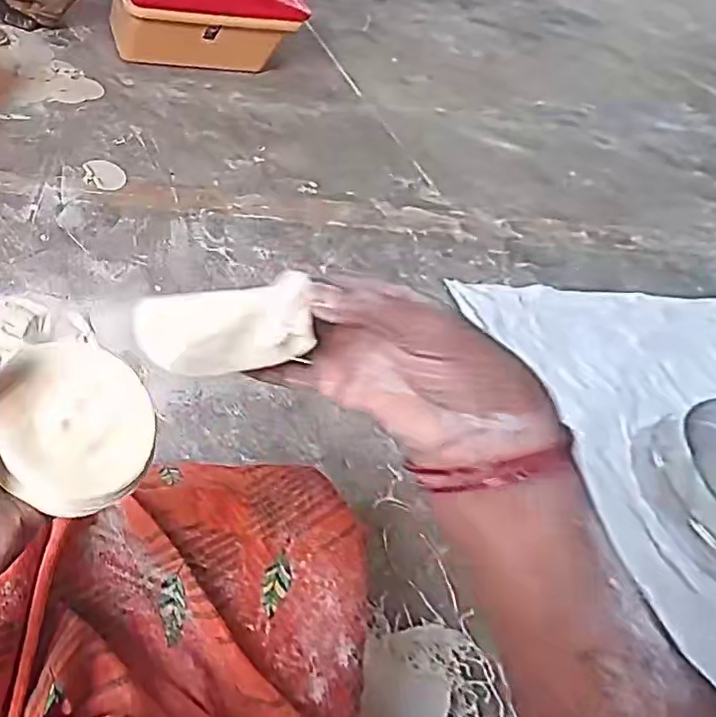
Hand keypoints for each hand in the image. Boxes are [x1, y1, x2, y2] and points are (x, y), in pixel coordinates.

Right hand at [251, 276, 566, 472]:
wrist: (483, 430)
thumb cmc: (469, 369)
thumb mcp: (429, 326)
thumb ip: (373, 309)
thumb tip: (318, 295)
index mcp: (380, 301)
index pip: (331, 286)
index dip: (302, 286)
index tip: (276, 289)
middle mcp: (356, 325)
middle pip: (306, 310)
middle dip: (276, 307)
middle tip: (245, 308)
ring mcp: (343, 356)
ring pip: (294, 338)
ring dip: (267, 335)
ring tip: (233, 330)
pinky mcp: (335, 386)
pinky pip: (295, 374)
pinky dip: (268, 369)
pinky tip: (243, 362)